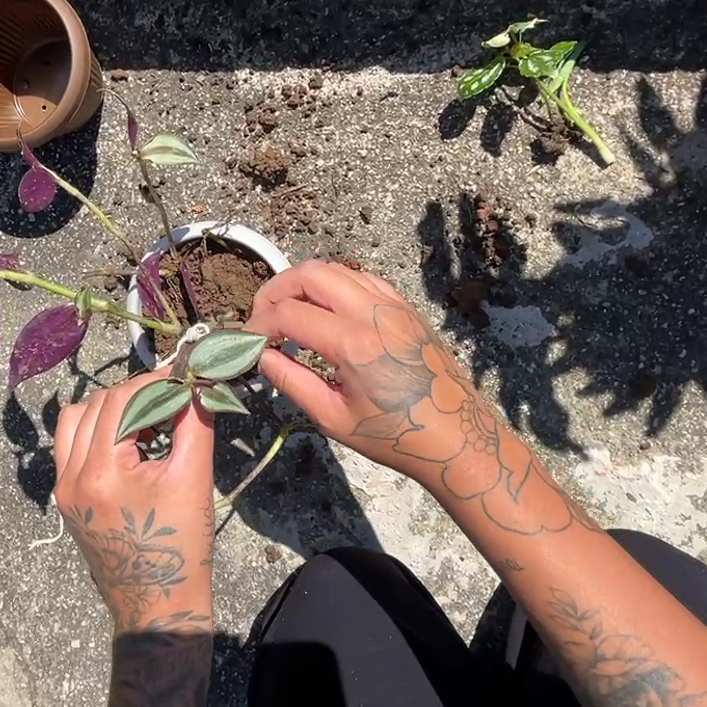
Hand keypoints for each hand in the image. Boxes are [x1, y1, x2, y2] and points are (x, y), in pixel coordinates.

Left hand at [53, 371, 215, 631]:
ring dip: (109, 410)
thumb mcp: (194, 480)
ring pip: (75, 421)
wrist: (159, 610)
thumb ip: (193, 423)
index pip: (120, 401)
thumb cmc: (182, 547)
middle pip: (96, 406)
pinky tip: (129, 441)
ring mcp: (63, 489)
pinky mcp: (66, 500)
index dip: (152, 382)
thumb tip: (194, 384)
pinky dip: (96, 432)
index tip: (181, 378)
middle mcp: (71, 477)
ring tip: (146, 419)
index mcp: (101, 473)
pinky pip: (71, 446)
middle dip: (134, 394)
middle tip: (170, 398)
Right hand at [245, 260, 589, 533]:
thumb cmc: (395, 436)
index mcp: (353, 343)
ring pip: (335, 269)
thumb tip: (260, 356)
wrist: (458, 437)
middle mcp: (372, 312)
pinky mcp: (404, 306)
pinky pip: (359, 278)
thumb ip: (291, 381)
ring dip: (303, 284)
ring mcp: (392, 304)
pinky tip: (325, 312)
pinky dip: (333, 286)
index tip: (248, 343)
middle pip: (309, 274)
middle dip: (275, 290)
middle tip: (261, 318)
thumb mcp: (333, 418)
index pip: (289, 314)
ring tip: (288, 312)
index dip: (259, 325)